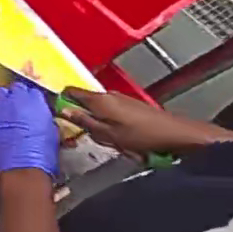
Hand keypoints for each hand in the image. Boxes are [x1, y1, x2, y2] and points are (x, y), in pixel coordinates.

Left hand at [0, 81, 57, 176]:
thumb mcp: (53, 131)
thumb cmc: (43, 151)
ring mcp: (1, 106)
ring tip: (6, 110)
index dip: (32, 97)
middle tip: (19, 105)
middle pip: (15, 88)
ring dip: (4, 99)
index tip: (32, 104)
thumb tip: (41, 117)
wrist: (23, 165)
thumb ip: (45, 118)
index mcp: (37, 100)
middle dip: (17, 95)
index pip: (32, 90)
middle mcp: (17, 99)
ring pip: (0, 93)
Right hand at [58, 87, 232, 156]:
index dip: (60, 100)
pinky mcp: (130, 106)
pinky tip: (118, 138)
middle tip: (83, 135)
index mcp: (99, 99)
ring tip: (106, 139)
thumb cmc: (141, 136)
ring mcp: (120, 99)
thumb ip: (83, 121)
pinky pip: (109, 112)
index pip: (69, 91)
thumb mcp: (107, 134)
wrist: (177, 135)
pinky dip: (108, 123)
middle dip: (80, 117)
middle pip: (83, 101)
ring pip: (96, 108)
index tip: (55, 114)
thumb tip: (62, 110)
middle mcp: (108, 95)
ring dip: (95, 122)